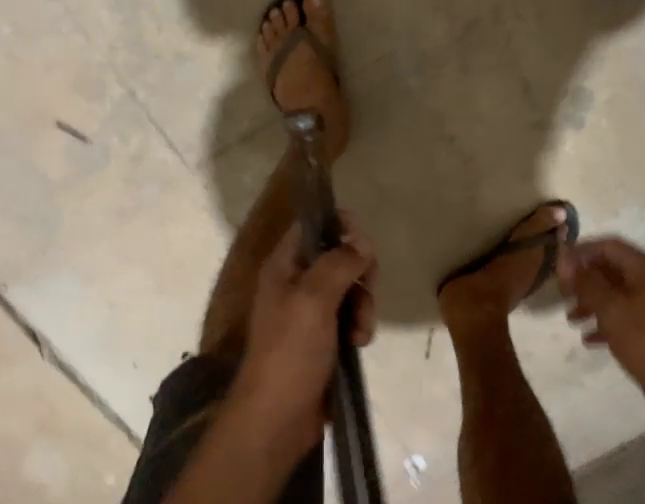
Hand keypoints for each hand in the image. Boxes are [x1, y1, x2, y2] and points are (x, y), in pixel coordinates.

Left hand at [225, 214, 378, 460]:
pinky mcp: (322, 338)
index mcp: (283, 265)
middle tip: (366, 290)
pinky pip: (349, 317)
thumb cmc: (290, 352)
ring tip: (360, 331)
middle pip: (338, 256)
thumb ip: (339, 263)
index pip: (313, 225)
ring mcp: (309, 312)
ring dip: (362, 305)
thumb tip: (360, 243)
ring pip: (349, 288)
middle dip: (359, 273)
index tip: (363, 245)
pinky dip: (359, 326)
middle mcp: (295, 282)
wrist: (277, 418)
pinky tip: (358, 344)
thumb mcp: (314, 299)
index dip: (340, 226)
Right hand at [558, 237, 644, 405]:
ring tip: (572, 319)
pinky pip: (628, 314)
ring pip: (618, 293)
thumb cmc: (644, 341)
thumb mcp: (610, 309)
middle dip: (585, 280)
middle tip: (563, 294)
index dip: (581, 251)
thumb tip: (566, 261)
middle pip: (613, 269)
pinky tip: (590, 338)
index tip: (559, 265)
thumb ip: (586, 282)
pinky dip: (608, 320)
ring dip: (593, 302)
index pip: (609, 246)